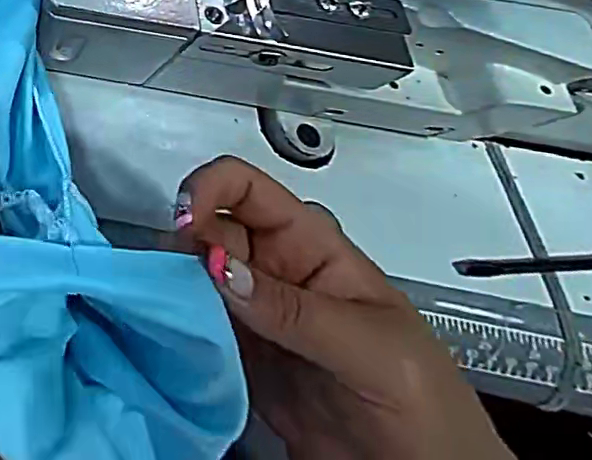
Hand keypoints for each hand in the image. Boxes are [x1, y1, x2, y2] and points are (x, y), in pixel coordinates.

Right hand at [175, 156, 509, 459]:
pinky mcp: (237, 350)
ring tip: (167, 310)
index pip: (245, 187)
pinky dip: (176, 322)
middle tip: (170, 280)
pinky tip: (170, 334)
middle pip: (208, 226)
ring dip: (173, 283)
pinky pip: (194, 321)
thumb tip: (218, 267)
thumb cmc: (424, 403)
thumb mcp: (371, 349)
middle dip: (183, 244)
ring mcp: (251, 308)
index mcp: (308, 241)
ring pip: (194, 272)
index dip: (208, 189)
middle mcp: (271, 264)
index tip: (184, 225)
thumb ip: (297, 309)